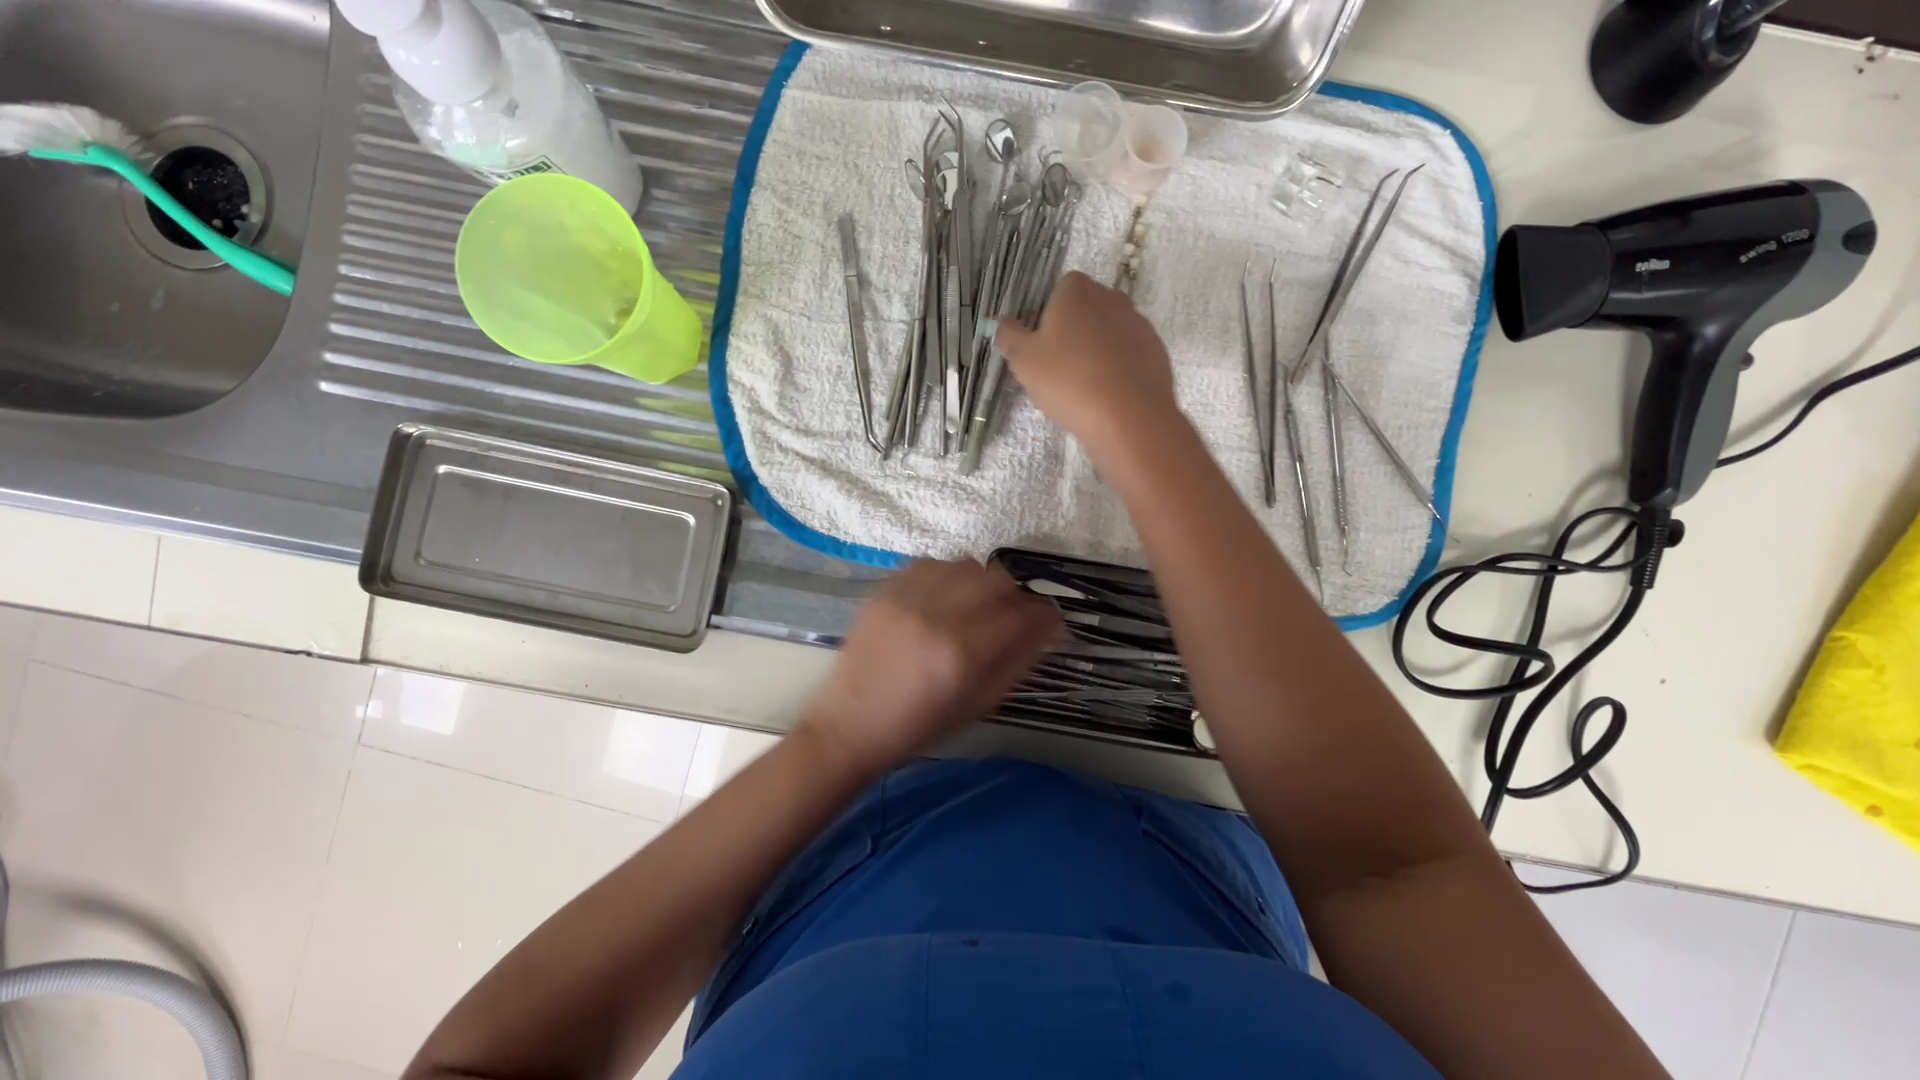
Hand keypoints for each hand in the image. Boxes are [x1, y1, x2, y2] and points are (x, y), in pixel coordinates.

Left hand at [796, 560, 1062, 777]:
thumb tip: (1049, 628)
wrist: (851, 725)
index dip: (1044, 614)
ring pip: (966, 564)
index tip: (1048, 622)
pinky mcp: (884, 590)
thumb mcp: (979, 704)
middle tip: (1010, 617)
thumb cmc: (920, 725)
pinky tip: (942, 599)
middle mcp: (938, 614)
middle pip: (998, 578)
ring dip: (981, 582)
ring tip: (974, 607)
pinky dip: (946, 576)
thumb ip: (1019, 661)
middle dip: (1014, 595)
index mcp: (965, 652)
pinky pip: (930, 563)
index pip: (1023, 612)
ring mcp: (907, 597)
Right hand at [995, 272, 1182, 450]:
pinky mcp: (1156, 350)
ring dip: (1096, 350)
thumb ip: (1008, 335)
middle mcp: (1112, 298)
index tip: (1041, 345)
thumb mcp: (1023, 360)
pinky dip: (1118, 366)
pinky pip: (1128, 353)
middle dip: (1072, 331)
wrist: (1129, 417)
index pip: (1059, 289)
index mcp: (1077, 291)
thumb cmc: (1068, 381)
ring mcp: (1138, 323)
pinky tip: (1108, 393)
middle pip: (1085, 309)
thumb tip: (1003, 323)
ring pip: (1108, 332)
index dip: (1047, 315)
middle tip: (1058, 367)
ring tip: (1085, 385)